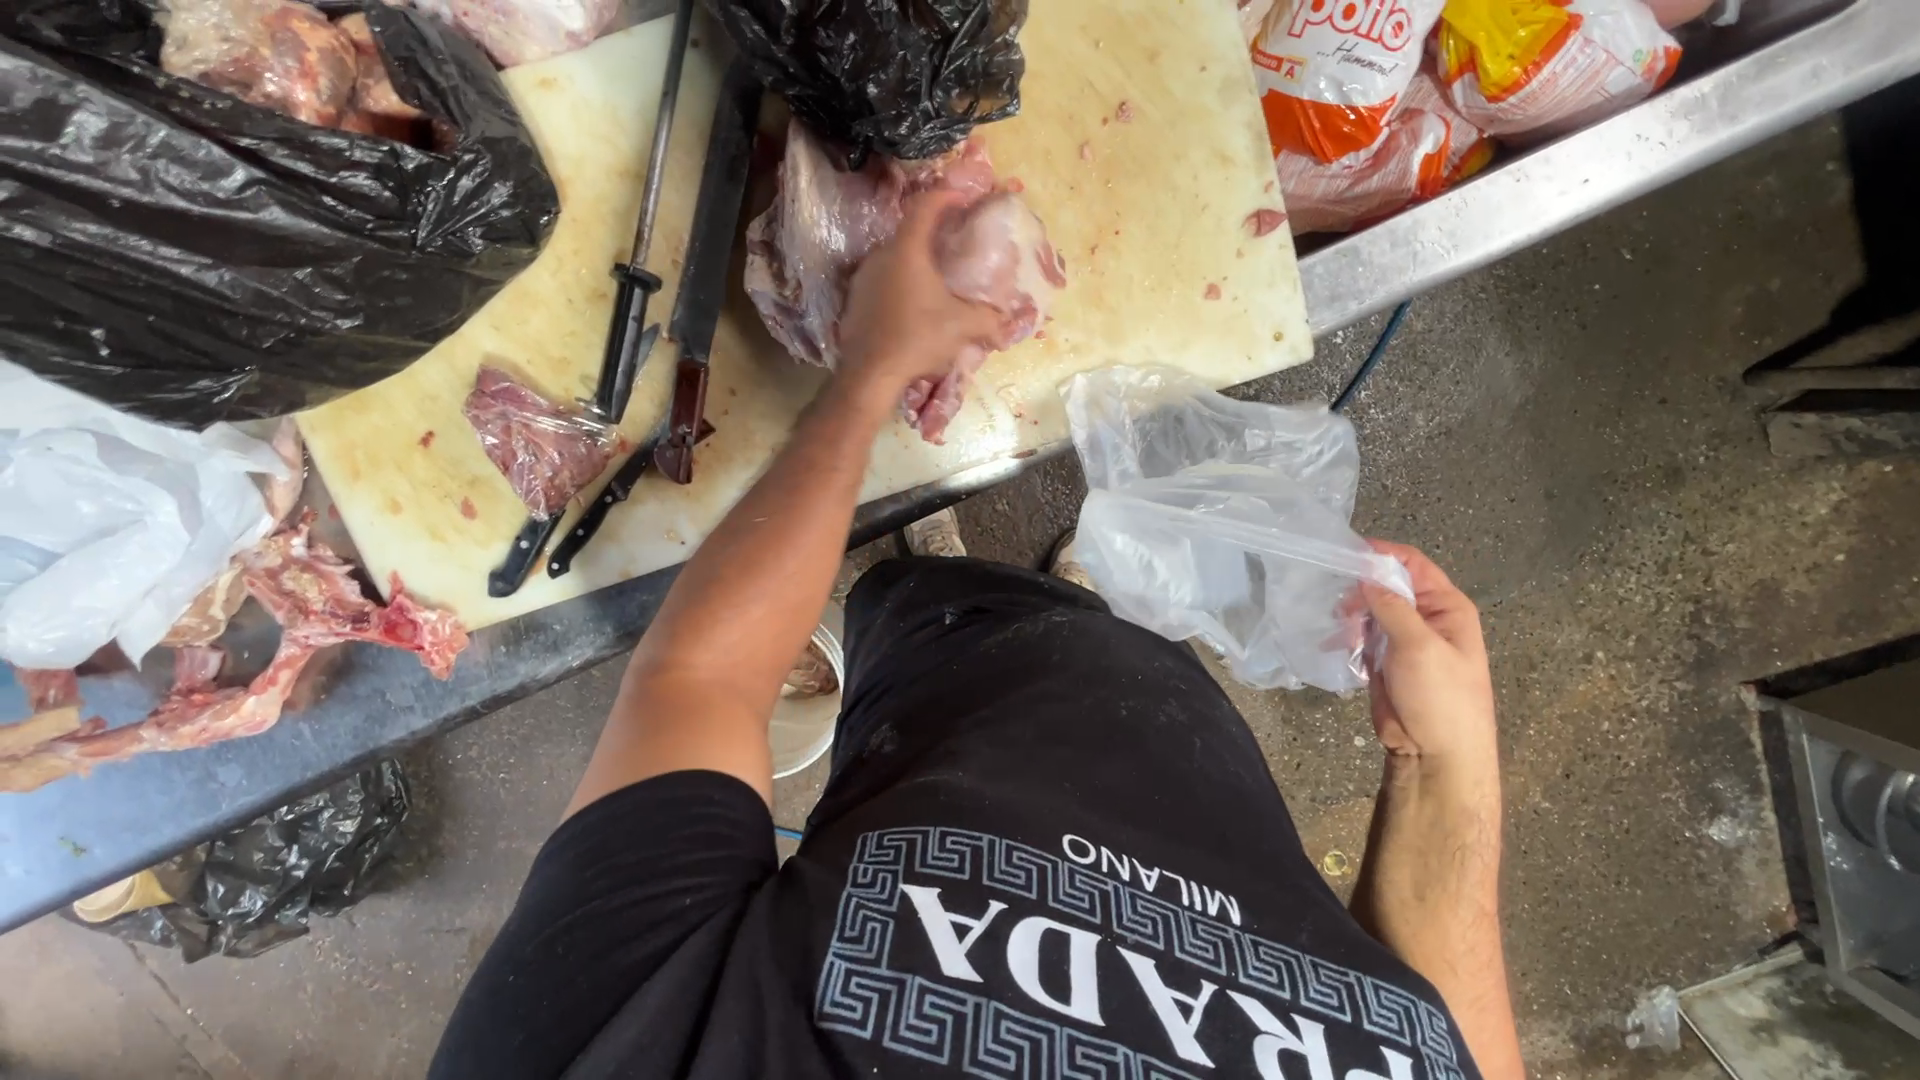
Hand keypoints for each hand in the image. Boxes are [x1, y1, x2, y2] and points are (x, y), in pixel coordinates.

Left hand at [837, 190, 1002, 397]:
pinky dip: (898, 286)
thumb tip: (1006, 324)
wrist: (869, 374)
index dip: (946, 196)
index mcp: (907, 250)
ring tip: (934, 280)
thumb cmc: (917, 339)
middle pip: (908, 233)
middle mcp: (880, 256)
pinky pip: (880, 284)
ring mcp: (862, 279)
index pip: (925, 206)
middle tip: (952, 244)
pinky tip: (911, 308)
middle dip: (931, 235)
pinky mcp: (853, 302)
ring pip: (893, 260)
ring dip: (913, 264)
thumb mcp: (962, 327)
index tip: (963, 198)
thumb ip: (988, 320)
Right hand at [1360, 541, 1498, 776]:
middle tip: (1338, 603)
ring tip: (1339, 629)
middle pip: (1387, 584)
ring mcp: (1404, 639)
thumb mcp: (1419, 646)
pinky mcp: (1384, 659)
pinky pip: (1361, 634)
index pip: (1412, 564)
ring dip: (1351, 614)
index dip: (1381, 554)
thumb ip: (1391, 606)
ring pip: (1370, 609)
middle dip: (1360, 588)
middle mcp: (1427, 617)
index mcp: (1447, 607)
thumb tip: (1364, 574)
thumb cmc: (1440, 697)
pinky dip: (1346, 634)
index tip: (1344, 553)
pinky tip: (1334, 643)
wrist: (1436, 753)